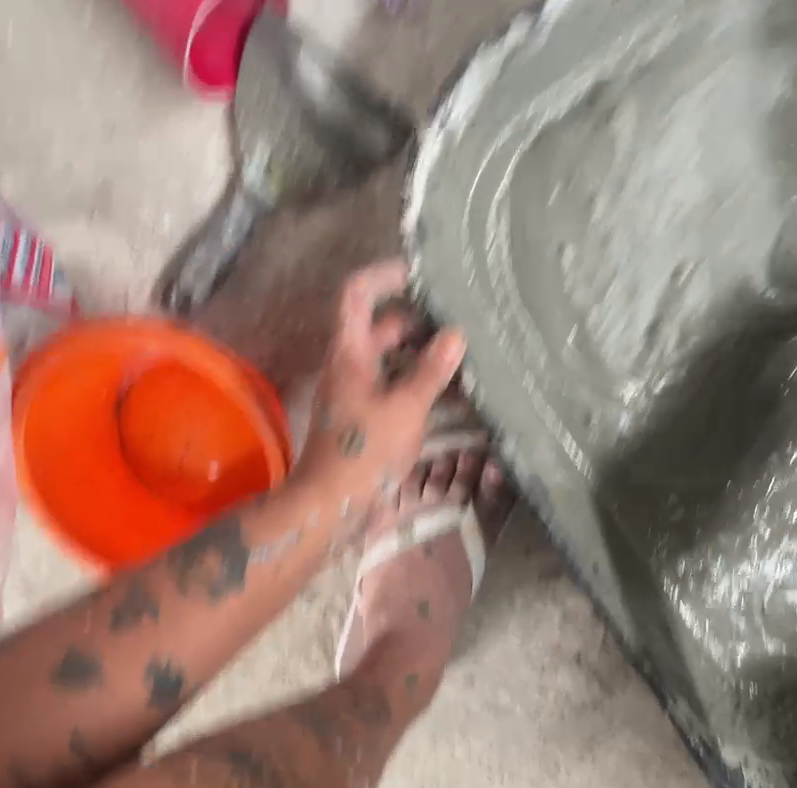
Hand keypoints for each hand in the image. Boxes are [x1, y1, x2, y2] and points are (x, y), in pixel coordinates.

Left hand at [294, 259, 465, 503]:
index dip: (383, 276)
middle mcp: (350, 368)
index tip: (418, 274)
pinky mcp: (367, 421)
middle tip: (457, 322)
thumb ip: (430, 371)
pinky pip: (395, 391)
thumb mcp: (405, 408)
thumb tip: (455, 334)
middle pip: (380, 329)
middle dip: (417, 323)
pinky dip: (420, 388)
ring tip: (464, 358)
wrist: (332, 504)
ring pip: (391, 362)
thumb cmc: (364, 451)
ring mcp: (357, 395)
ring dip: (422, 358)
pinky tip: (453, 397)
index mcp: (349, 353)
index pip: (357, 295)